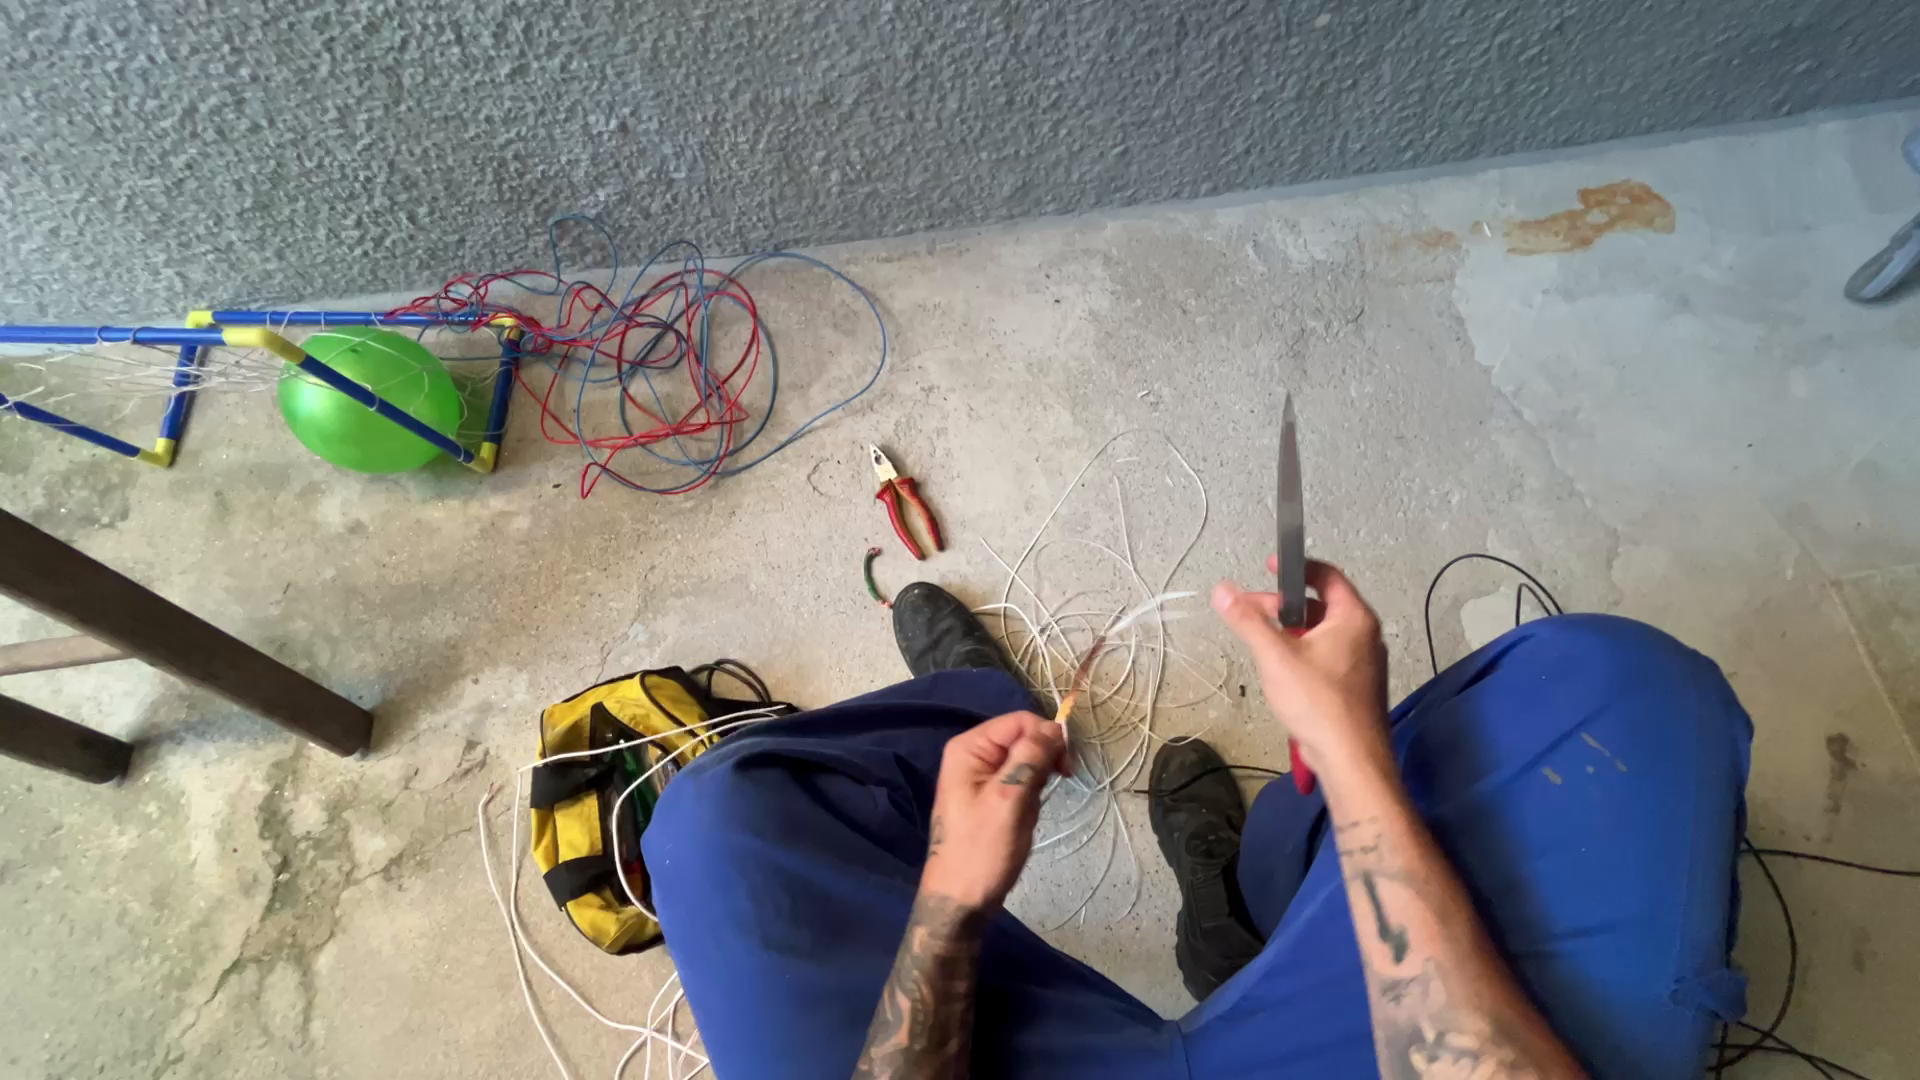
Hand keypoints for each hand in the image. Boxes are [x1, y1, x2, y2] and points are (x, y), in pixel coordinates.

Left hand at [919, 710, 1066, 912]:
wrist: (961, 900)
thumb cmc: (981, 850)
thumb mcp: (1008, 800)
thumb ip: (1030, 758)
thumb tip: (1055, 726)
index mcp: (969, 747)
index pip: (1020, 721)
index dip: (1047, 737)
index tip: (1066, 767)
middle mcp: (972, 754)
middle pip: (1023, 738)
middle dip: (1041, 763)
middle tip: (1049, 792)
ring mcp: (980, 775)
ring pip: (1025, 761)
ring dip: (1036, 784)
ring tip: (1028, 812)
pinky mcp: (990, 794)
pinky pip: (1019, 781)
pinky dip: (1030, 797)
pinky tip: (1025, 817)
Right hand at [1212, 557, 1389, 778]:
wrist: (1351, 759)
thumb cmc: (1318, 701)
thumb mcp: (1275, 655)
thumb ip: (1248, 620)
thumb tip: (1222, 590)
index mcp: (1353, 619)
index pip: (1328, 576)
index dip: (1296, 567)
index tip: (1268, 567)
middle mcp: (1365, 635)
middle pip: (1322, 604)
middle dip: (1283, 603)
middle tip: (1252, 609)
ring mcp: (1363, 662)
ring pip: (1323, 631)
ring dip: (1291, 628)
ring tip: (1261, 639)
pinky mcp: (1356, 685)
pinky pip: (1327, 653)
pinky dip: (1302, 648)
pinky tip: (1281, 667)